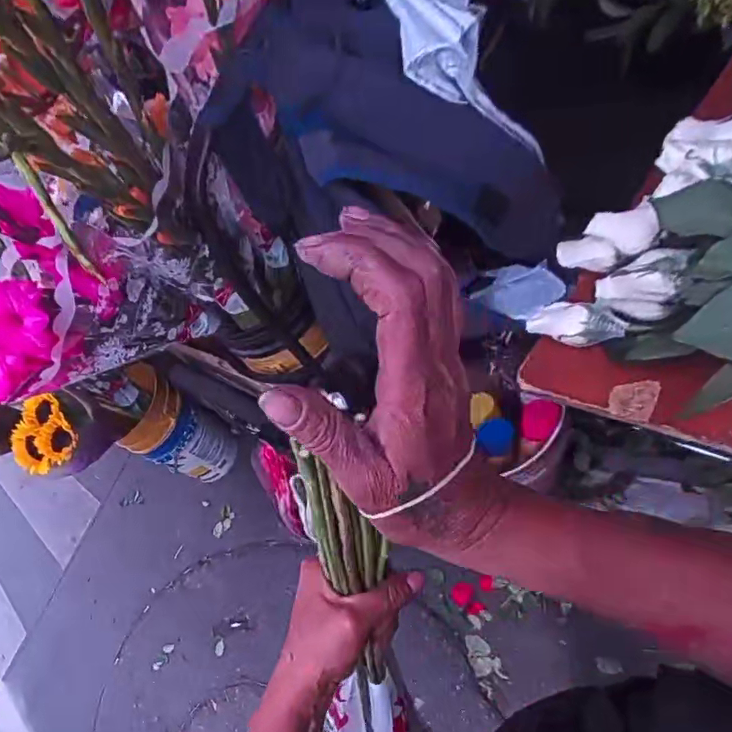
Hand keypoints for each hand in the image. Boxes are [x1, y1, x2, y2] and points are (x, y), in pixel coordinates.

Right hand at [260, 207, 508, 557]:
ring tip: (356, 221)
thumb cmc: (408, 498)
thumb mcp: (358, 476)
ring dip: (400, 239)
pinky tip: (388, 253)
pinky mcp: (447, 356)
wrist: (459, 509)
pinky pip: (441, 292)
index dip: (360, 261)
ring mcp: (449, 353)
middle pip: (423, 273)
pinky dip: (414, 260)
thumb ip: (320, 433)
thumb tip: (272, 398)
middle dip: (376, 238)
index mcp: (412, 382)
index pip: (399, 298)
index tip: (316, 251)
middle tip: (329, 228)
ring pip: (439, 277)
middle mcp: (437, 357)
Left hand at [275, 559, 422, 697]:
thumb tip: (418, 575)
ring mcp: (331, 599)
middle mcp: (323, 578)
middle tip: (374, 627)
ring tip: (370, 640)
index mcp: (318, 567)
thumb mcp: (357, 618)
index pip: (362, 554)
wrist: (304, 687)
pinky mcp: (338, 618)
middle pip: (371, 579)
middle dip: (381, 607)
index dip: (381, 574)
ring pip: (373, 600)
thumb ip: (388, 595)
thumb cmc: (322, 648)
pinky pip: (367, 615)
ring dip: (379, 623)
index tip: (386, 596)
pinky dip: (373, 630)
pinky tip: (370, 643)